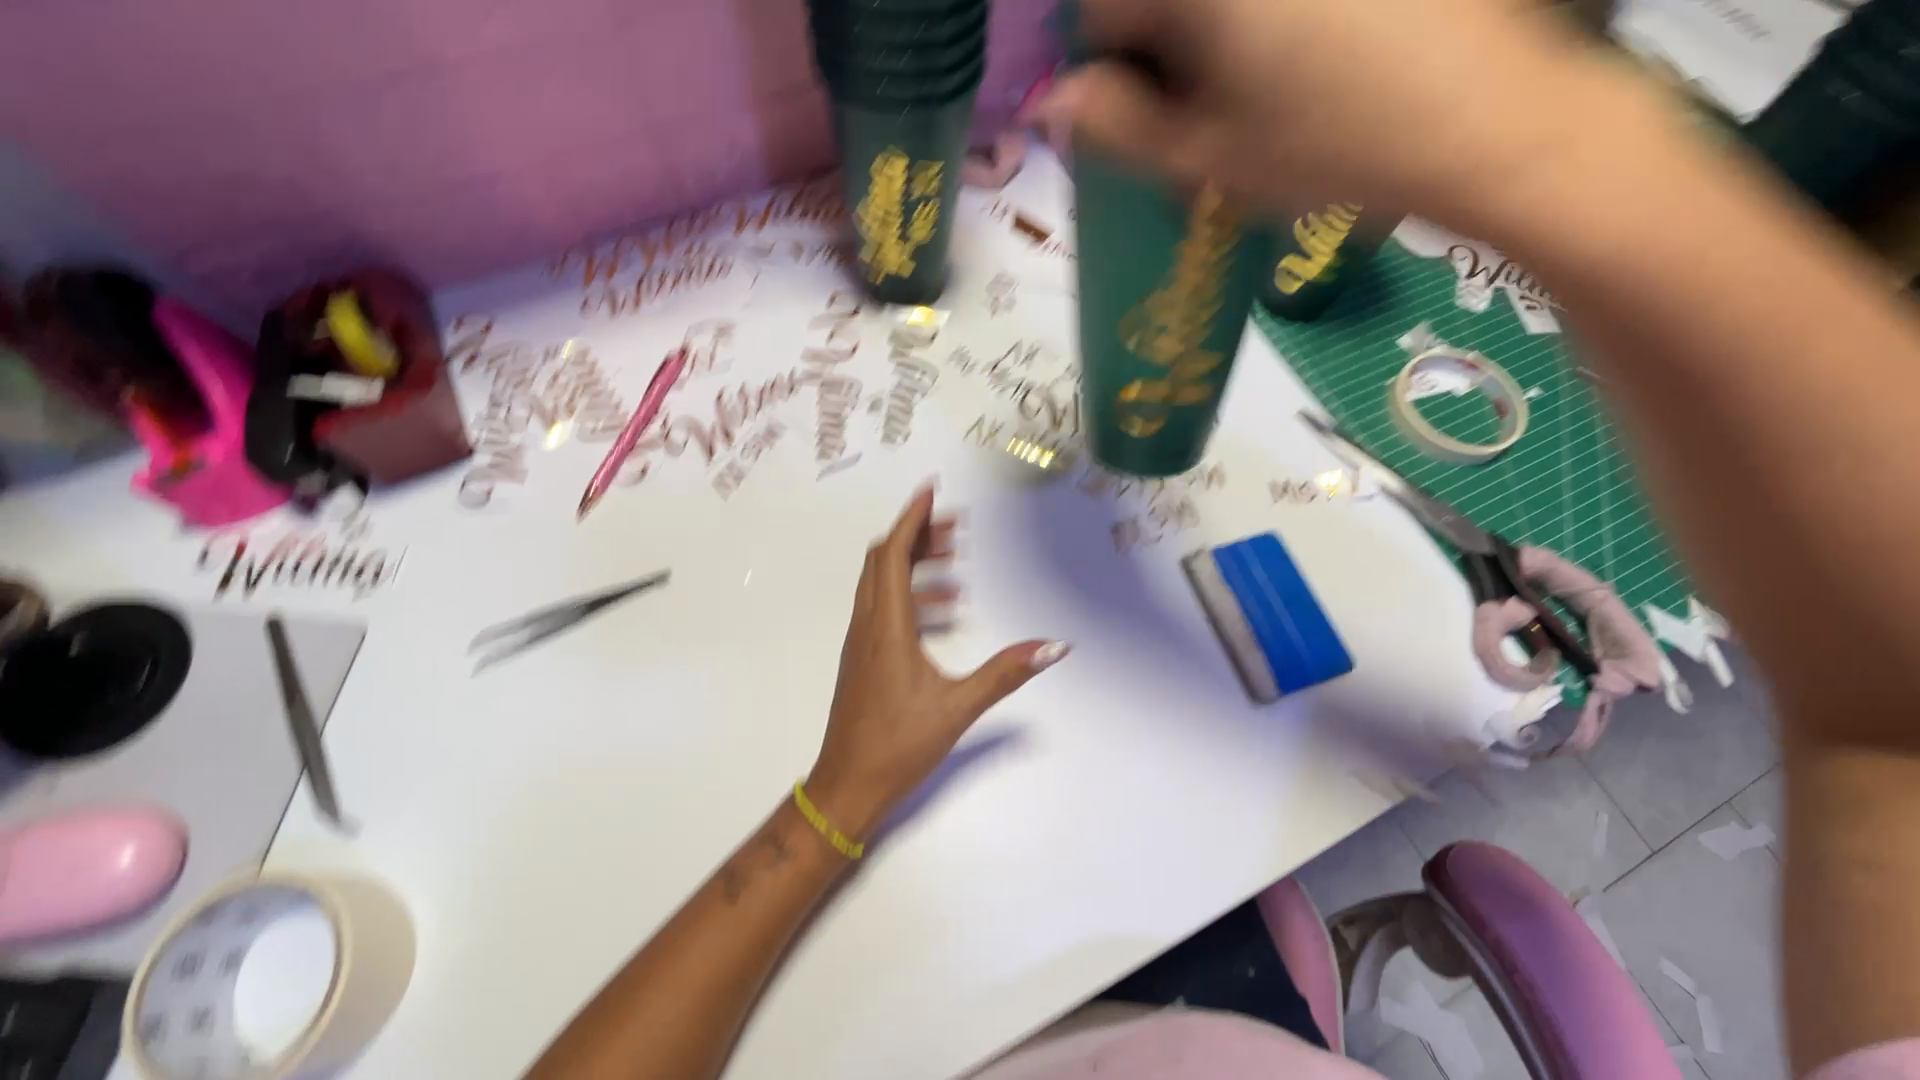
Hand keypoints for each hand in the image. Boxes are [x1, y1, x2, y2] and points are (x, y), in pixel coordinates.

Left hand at [805, 486, 1068, 839]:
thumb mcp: (958, 708)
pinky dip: (911, 598)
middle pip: (883, 561)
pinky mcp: (863, 660)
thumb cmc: (898, 745)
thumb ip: (1006, 673)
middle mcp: (868, 626)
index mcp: (887, 627)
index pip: (893, 555)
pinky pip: (883, 610)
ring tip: (957, 566)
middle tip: (956, 527)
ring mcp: (862, 643)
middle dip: (917, 535)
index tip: (931, 489)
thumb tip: (1055, 646)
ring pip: (880, 584)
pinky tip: (946, 616)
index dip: (912, 518)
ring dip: (914, 565)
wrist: (847, 786)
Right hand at [1045, 0, 1635, 229]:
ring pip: (1215, 11)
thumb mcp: (1207, 156)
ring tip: (1255, 89)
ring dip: (1213, 41)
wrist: (1494, 119)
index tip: (1135, 116)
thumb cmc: (1334, 145)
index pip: (1099, 11)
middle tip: (1197, 108)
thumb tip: (1055, 102)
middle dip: (1160, 48)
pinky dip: (1268, 32)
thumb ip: (1115, 127)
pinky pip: (1269, 13)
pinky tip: (1302, 60)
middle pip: (1159, 2)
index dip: (1105, 69)